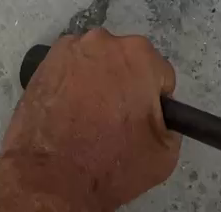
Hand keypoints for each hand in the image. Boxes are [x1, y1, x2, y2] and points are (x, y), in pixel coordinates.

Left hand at [0, 30, 180, 211]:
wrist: (50, 179)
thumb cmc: (109, 163)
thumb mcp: (163, 154)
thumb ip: (172, 122)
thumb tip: (162, 113)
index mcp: (140, 55)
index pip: (158, 75)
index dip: (153, 101)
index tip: (140, 121)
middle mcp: (107, 41)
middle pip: (127, 63)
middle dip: (125, 86)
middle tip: (114, 120)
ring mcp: (74, 47)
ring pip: (97, 62)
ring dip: (98, 81)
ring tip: (87, 117)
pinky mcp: (47, 59)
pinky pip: (71, 66)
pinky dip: (72, 81)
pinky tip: (68, 109)